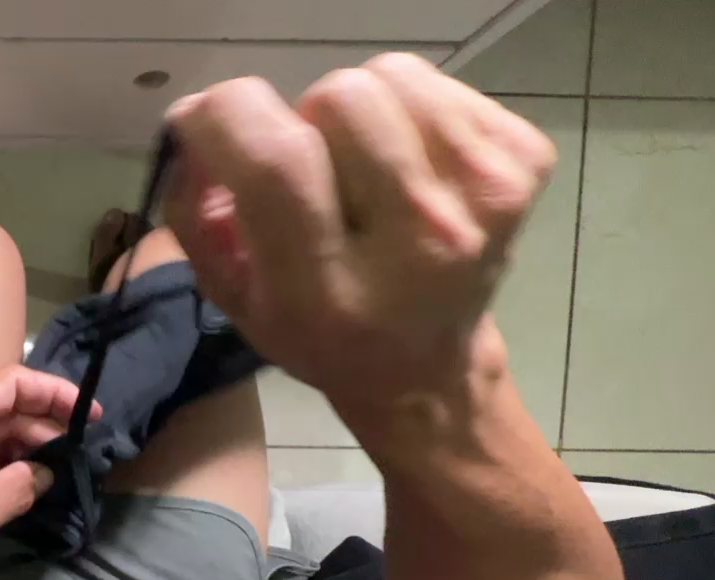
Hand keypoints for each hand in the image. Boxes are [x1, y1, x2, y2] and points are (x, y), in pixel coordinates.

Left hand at [0, 366, 94, 579]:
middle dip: (45, 426)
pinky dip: (4, 464)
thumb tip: (45, 474)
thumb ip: (18, 488)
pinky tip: (28, 482)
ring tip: (61, 470)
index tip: (91, 415)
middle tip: (82, 453)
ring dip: (27, 448)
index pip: (12, 384)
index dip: (55, 394)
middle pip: (4, 407)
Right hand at [162, 53, 556, 428]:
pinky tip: (397, 168)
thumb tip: (191, 127)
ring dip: (349, 113)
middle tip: (302, 171)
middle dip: (297, 120)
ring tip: (351, 169)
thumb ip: (195, 221)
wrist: (421, 367)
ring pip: (386, 77)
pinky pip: (434, 83)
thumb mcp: (233, 301)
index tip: (202, 118)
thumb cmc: (312, 334)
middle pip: (336, 99)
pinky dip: (400, 112)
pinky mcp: (523, 159)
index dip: (227, 119)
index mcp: (327, 292)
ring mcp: (481, 195)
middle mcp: (415, 240)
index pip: (279, 165)